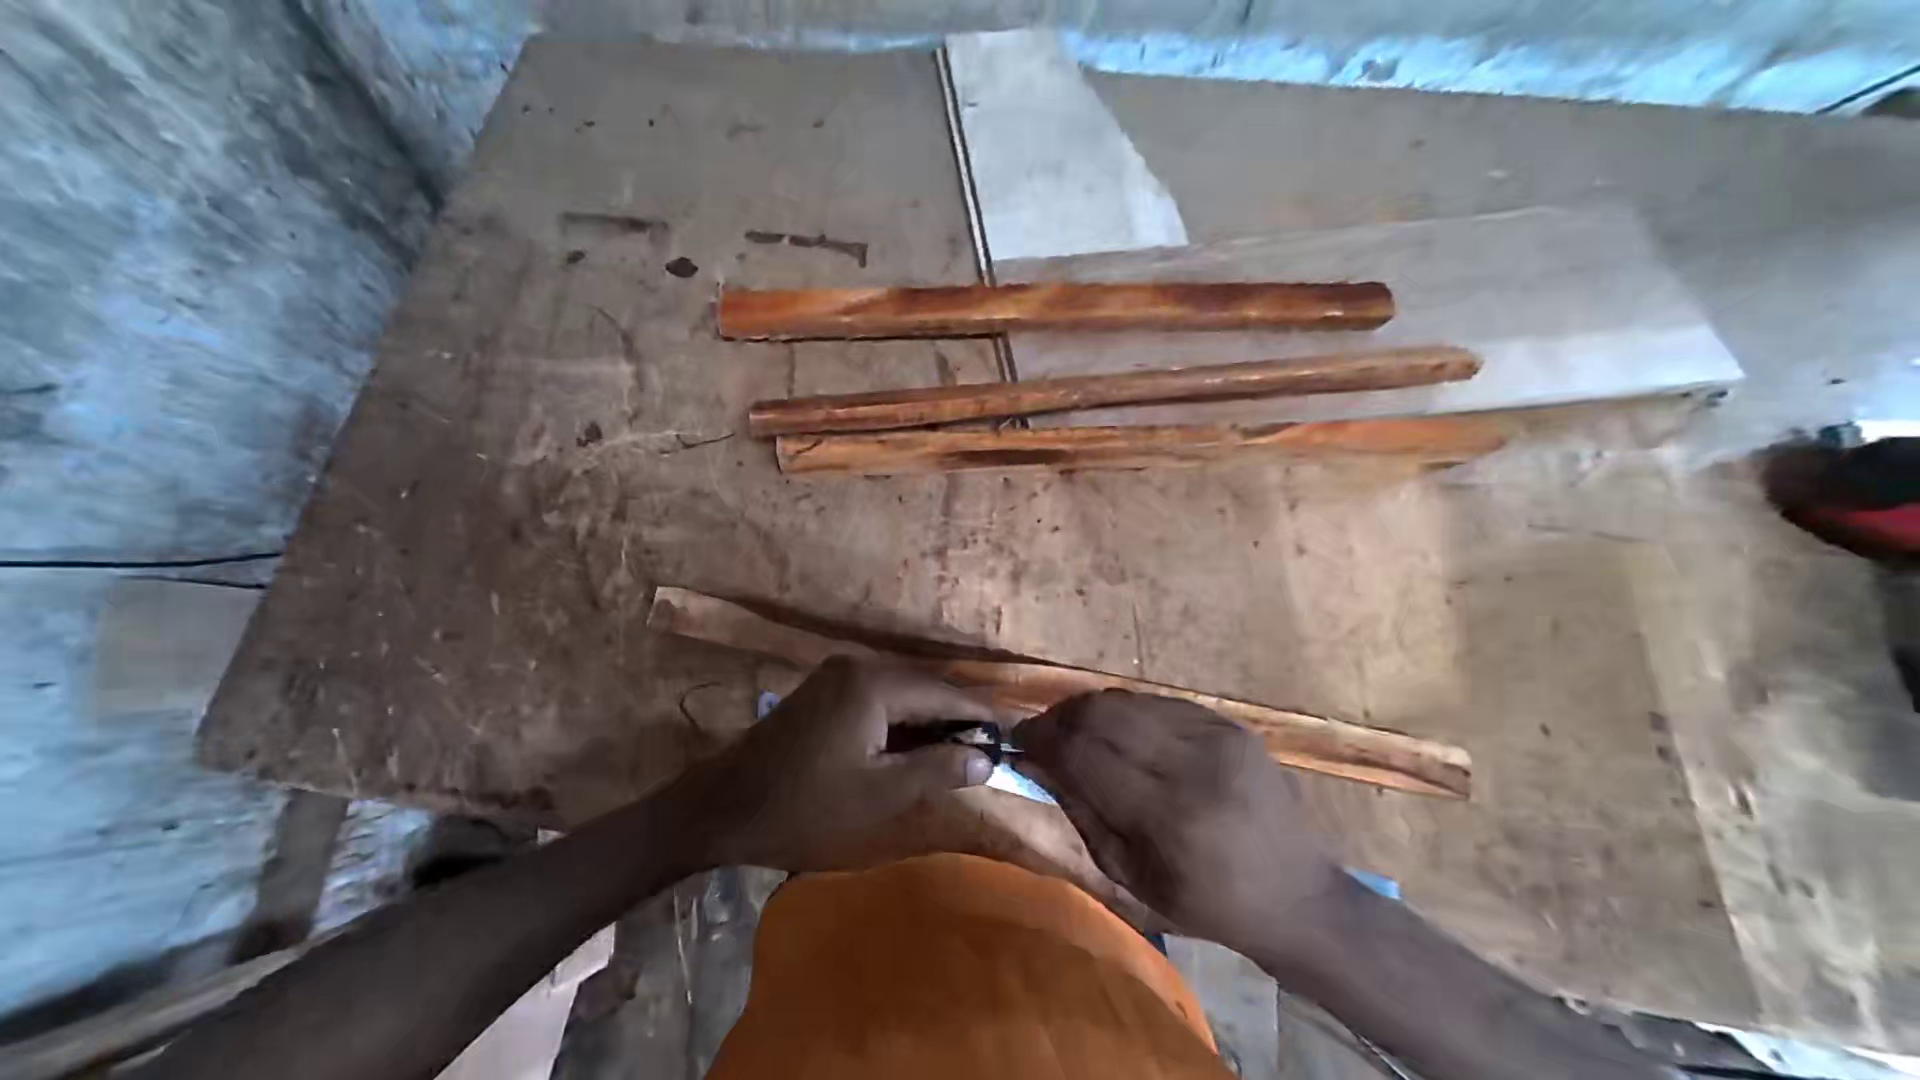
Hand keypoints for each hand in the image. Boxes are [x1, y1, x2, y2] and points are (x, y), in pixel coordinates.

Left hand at [673, 657, 996, 870]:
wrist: (721, 807)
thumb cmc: (804, 807)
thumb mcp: (879, 796)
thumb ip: (937, 770)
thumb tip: (987, 757)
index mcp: (874, 684)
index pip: (946, 693)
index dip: (982, 717)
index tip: (1012, 740)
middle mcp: (859, 665)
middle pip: (926, 687)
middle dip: (958, 719)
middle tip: (988, 754)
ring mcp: (838, 674)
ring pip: (904, 692)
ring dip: (930, 720)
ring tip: (958, 755)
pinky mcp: (825, 689)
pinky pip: (879, 697)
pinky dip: (902, 720)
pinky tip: (913, 748)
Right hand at [1012, 690, 1342, 962]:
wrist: (1296, 893)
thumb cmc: (1205, 902)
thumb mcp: (1130, 873)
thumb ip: (1079, 809)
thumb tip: (1032, 759)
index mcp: (1168, 815)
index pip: (1084, 752)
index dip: (1042, 739)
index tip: (1018, 740)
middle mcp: (1193, 763)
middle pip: (1101, 713)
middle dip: (1059, 717)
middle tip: (1040, 732)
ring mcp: (1216, 735)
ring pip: (1126, 700)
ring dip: (1087, 710)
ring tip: (1071, 729)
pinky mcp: (1229, 722)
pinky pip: (1157, 702)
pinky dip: (1124, 712)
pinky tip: (1116, 731)